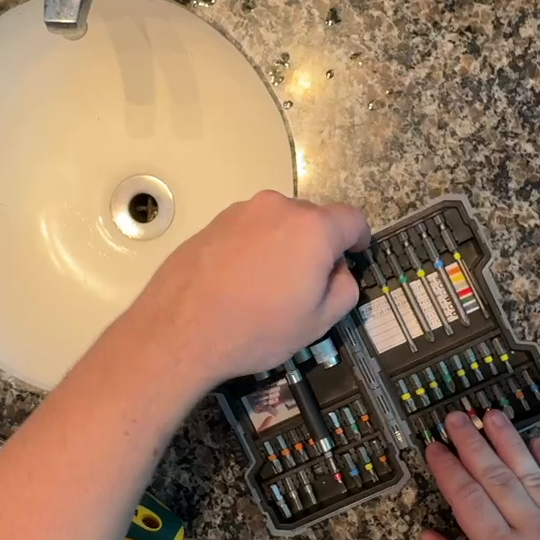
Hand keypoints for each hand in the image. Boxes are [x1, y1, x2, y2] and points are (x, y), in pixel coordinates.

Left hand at [120, 190, 369, 387]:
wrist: (179, 331)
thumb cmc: (257, 329)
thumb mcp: (317, 322)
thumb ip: (344, 289)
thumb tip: (338, 272)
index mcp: (312, 228)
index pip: (351, 219)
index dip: (359, 238)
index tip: (356, 255)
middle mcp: (277, 208)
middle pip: (313, 220)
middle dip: (318, 246)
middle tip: (308, 285)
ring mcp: (240, 212)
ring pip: (277, 224)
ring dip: (283, 246)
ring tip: (268, 288)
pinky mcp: (212, 224)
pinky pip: (248, 231)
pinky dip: (253, 249)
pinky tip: (239, 284)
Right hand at [421, 410, 539, 539]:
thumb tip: (429, 535)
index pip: (468, 499)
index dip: (449, 469)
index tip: (434, 446)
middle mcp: (533, 534)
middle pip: (497, 477)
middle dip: (473, 443)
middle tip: (456, 417)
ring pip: (531, 474)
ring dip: (509, 441)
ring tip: (492, 414)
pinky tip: (536, 441)